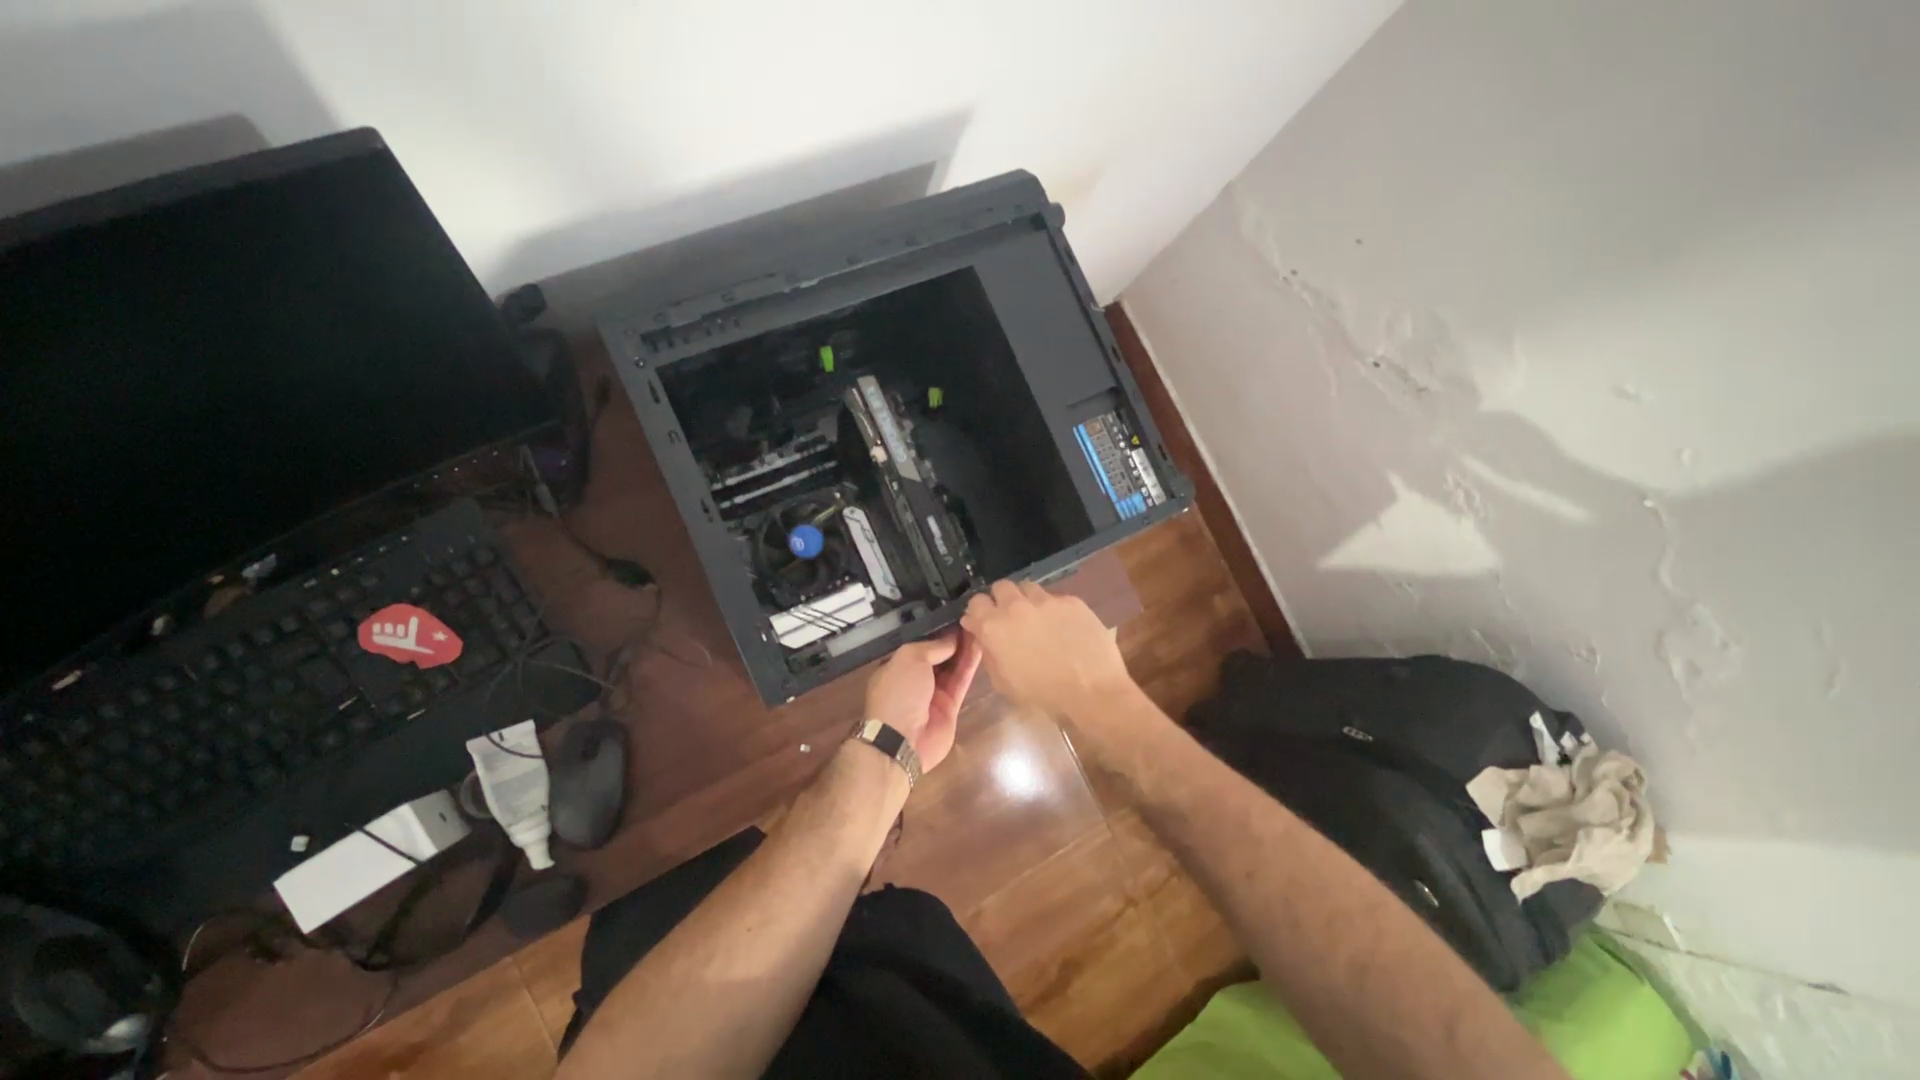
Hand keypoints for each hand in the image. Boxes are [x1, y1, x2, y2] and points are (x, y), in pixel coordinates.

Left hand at [864, 630, 981, 772]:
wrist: (902, 740)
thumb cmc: (899, 693)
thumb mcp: (909, 658)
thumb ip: (933, 646)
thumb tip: (952, 638)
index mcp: (897, 665)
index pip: (920, 643)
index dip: (937, 629)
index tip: (954, 614)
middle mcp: (914, 678)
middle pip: (938, 654)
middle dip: (953, 638)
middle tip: (973, 617)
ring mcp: (933, 693)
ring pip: (952, 666)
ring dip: (965, 648)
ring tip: (981, 627)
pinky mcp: (950, 706)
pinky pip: (961, 681)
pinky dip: (970, 665)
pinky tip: (982, 647)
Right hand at [961, 580, 1134, 719]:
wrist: (1091, 692)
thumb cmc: (1042, 695)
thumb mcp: (1002, 682)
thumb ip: (988, 652)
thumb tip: (981, 634)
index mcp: (994, 627)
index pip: (976, 603)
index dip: (979, 613)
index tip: (983, 623)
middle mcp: (1016, 606)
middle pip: (1001, 587)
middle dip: (1001, 600)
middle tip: (1010, 619)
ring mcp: (1046, 600)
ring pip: (1028, 587)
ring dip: (1026, 600)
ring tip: (1036, 618)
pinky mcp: (1072, 601)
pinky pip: (1055, 598)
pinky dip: (1053, 609)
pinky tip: (1063, 626)